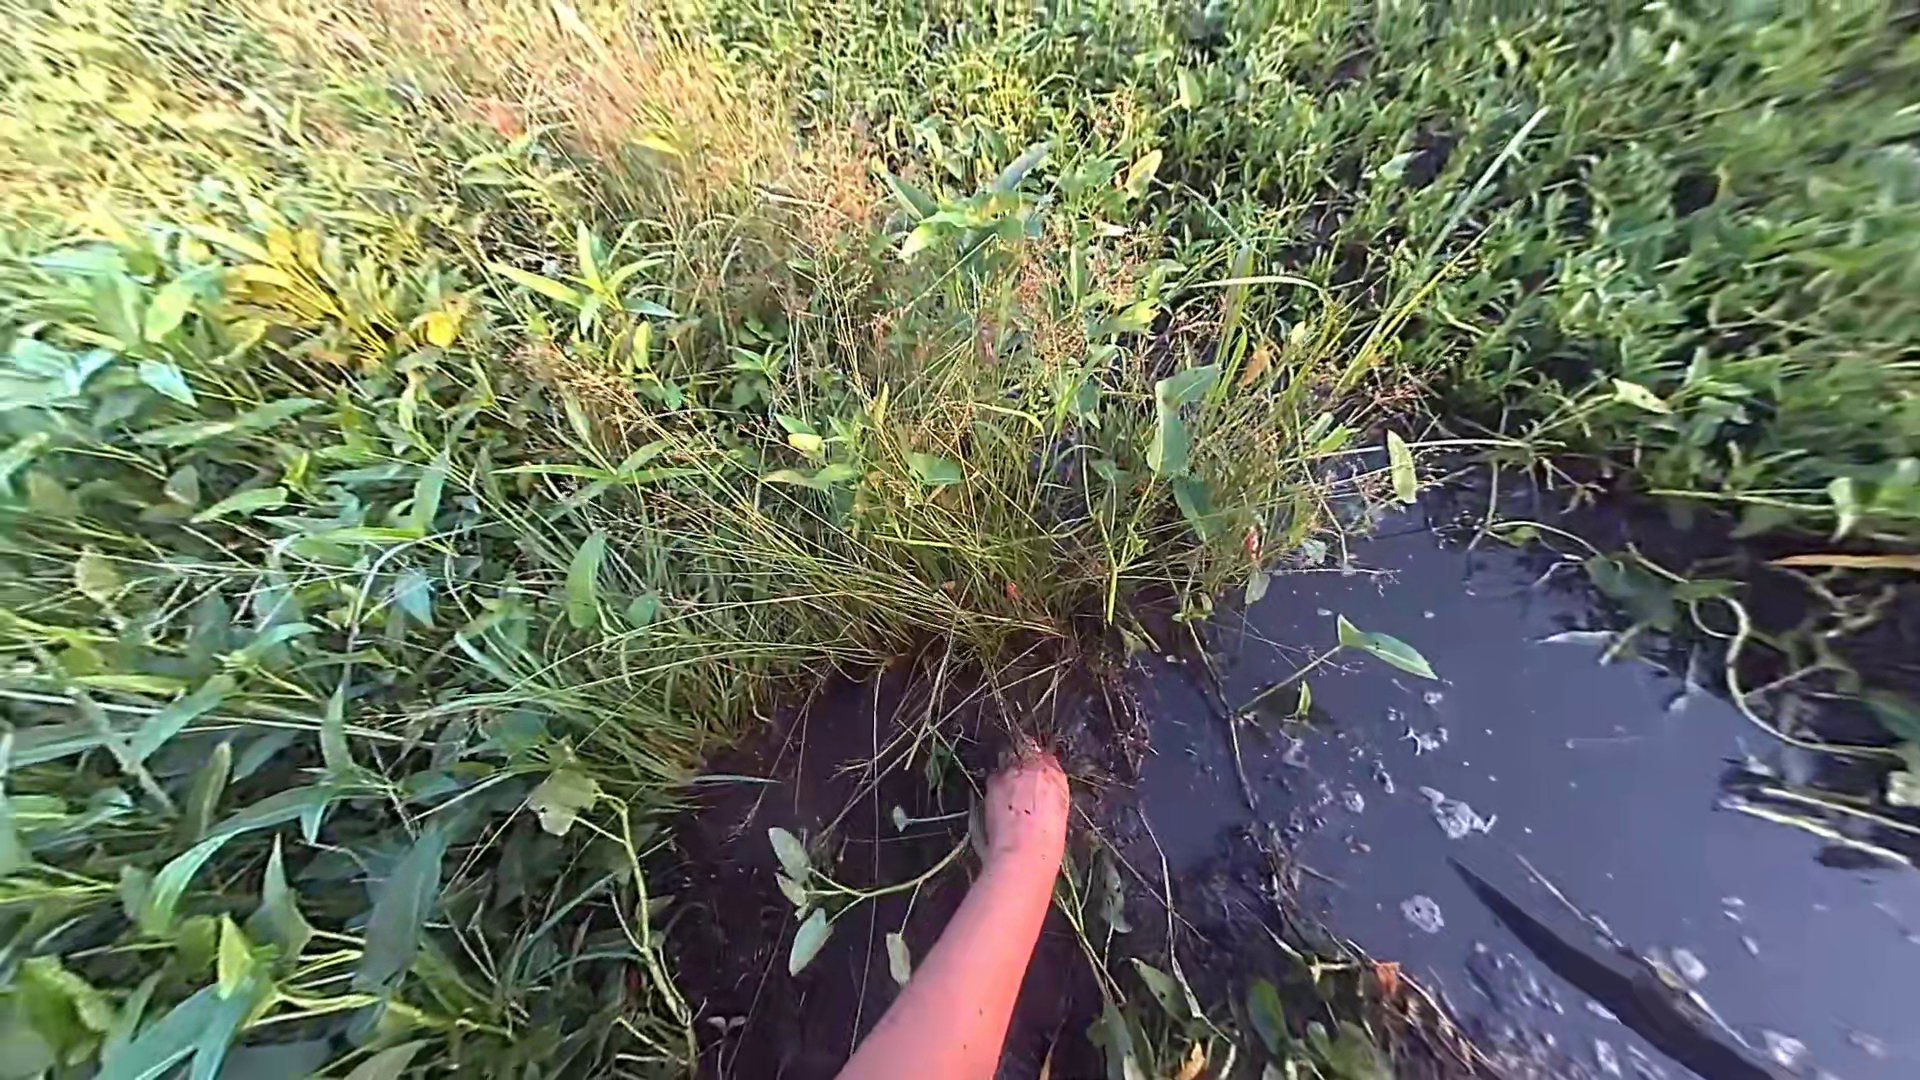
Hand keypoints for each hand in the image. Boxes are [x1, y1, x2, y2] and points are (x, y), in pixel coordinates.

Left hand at [983, 748, 1068, 870]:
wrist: (1023, 854)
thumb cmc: (1046, 846)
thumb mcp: (1058, 817)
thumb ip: (1050, 797)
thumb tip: (1041, 797)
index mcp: (1057, 778)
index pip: (1048, 760)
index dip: (1040, 769)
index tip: (1035, 780)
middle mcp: (1036, 767)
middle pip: (1026, 756)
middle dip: (1022, 768)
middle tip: (1020, 790)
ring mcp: (1014, 771)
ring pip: (1008, 763)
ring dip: (1008, 774)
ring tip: (1008, 798)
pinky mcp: (994, 780)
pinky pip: (995, 776)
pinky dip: (996, 786)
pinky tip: (998, 803)